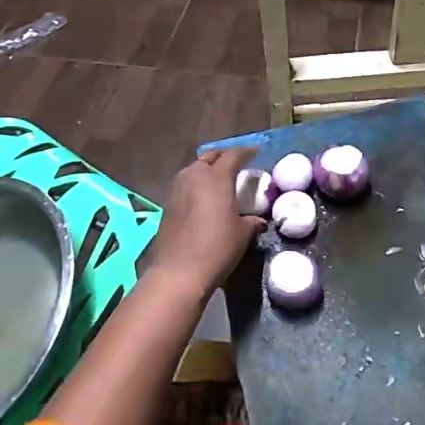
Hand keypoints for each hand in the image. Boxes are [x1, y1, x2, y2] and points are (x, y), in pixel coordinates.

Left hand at [150, 148, 263, 296]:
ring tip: (218, 180)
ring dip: (207, 170)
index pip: (233, 155)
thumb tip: (257, 220)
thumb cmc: (217, 248)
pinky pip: (185, 185)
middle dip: (223, 157)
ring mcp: (177, 188)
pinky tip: (203, 198)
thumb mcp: (242, 234)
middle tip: (235, 164)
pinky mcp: (167, 202)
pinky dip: (196, 185)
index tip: (255, 153)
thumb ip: (251, 221)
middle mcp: (194, 175)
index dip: (245, 152)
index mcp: (216, 177)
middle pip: (210, 157)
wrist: (180, 271)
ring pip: (194, 169)